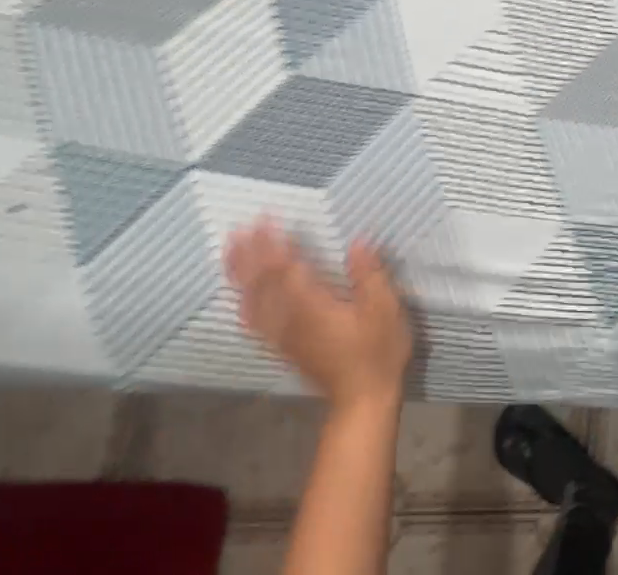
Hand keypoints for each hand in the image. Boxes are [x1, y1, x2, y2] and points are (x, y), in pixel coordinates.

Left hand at [225, 217, 412, 410]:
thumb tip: (358, 242)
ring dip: (240, 274)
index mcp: (311, 305)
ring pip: (250, 300)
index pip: (284, 268)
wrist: (361, 399)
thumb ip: (369, 274)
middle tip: (241, 227)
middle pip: (259, 282)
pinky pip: (253, 320)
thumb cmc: (377, 352)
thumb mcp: (384, 309)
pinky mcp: (282, 347)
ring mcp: (281, 335)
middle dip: (249, 253)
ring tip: (234, 252)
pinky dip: (243, 301)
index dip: (272, 243)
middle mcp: (288, 318)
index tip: (267, 218)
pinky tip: (242, 296)